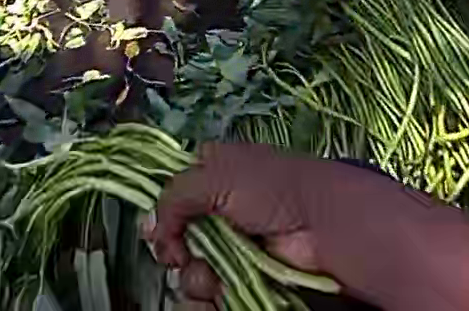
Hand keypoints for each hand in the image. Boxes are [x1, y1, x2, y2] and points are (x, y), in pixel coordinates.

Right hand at [141, 142, 419, 305]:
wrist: (321, 227)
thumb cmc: (269, 187)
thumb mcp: (216, 175)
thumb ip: (175, 197)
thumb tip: (147, 227)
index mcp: (211, 171)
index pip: (172, 192)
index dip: (162, 212)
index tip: (161, 229)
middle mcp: (217, 209)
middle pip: (175, 237)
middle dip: (175, 252)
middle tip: (183, 256)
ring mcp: (231, 247)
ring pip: (189, 273)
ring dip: (193, 280)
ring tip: (211, 277)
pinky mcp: (243, 281)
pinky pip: (209, 297)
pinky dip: (207, 300)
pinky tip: (217, 295)